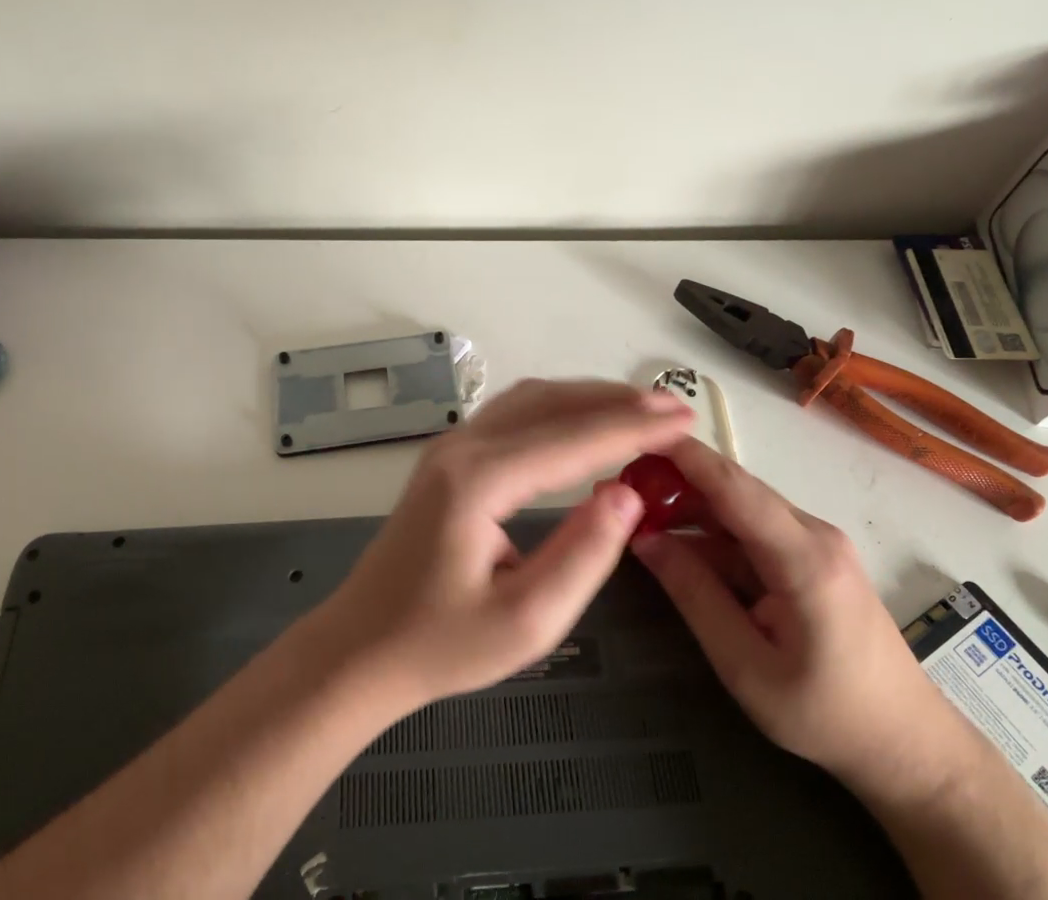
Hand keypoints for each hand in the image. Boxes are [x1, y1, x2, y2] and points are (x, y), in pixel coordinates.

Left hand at [307, 379, 693, 709]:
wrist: (361, 648)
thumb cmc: (440, 645)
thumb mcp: (527, 622)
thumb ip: (583, 555)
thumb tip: (627, 495)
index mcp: (479, 482)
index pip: (572, 440)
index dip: (634, 428)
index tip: (686, 421)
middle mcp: (461, 449)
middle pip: (551, 403)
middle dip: (618, 402)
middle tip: (675, 410)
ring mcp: (448, 449)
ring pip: (530, 400)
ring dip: (588, 398)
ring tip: (643, 410)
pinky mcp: (446, 461)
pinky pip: (512, 415)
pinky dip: (559, 410)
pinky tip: (585, 423)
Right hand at [629, 438, 965, 800]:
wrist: (902, 740)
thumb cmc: (825, 712)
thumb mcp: (746, 665)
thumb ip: (696, 596)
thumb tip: (646, 539)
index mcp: (805, 558)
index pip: (735, 488)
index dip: (685, 458)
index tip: (636, 437)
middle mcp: (814, 536)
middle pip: (735, 491)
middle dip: (675, 481)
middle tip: (616, 486)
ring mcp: (816, 545)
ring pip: (740, 511)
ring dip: (688, 508)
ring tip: (633, 511)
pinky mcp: (811, 560)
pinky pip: (752, 534)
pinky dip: (710, 534)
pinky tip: (673, 542)